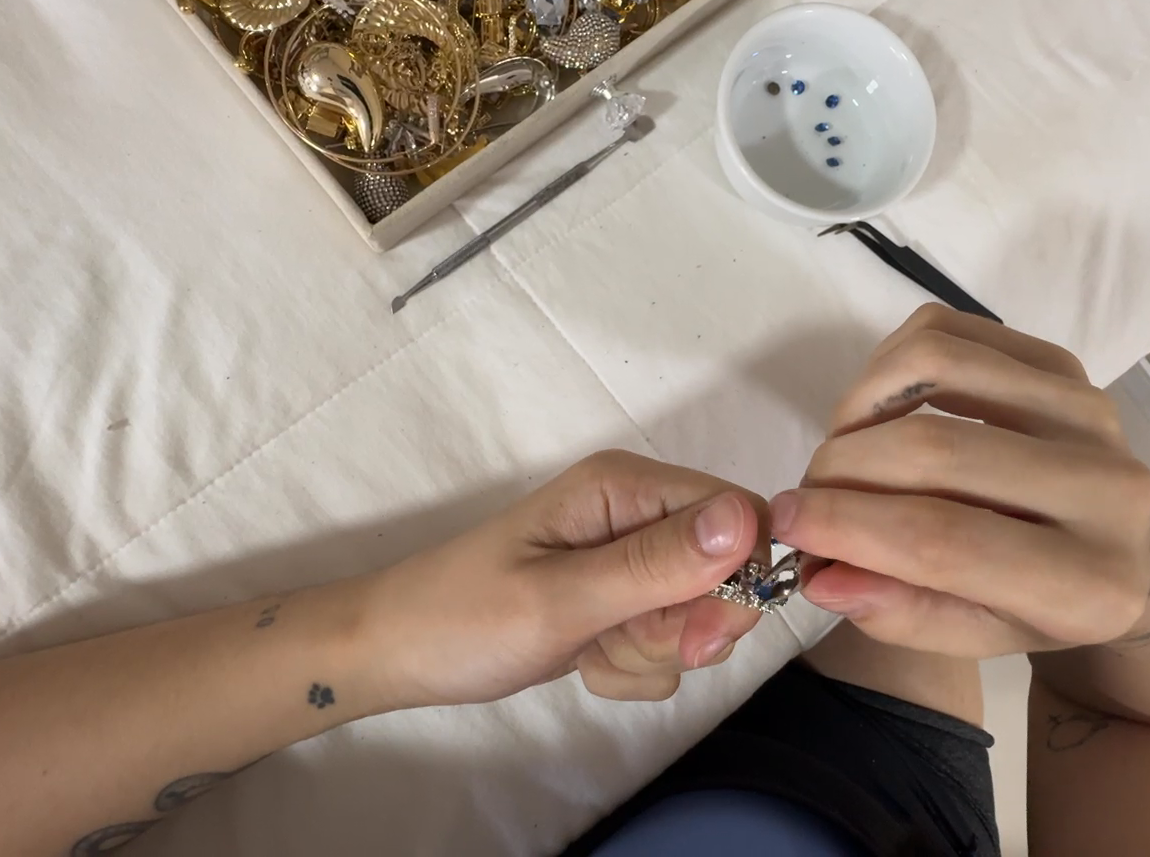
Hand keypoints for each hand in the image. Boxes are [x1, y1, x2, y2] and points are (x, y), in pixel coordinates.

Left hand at [355, 451, 770, 708]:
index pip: (736, 513)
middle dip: (683, 622)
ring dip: (652, 648)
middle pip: (723, 567)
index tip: (697, 635)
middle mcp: (636, 510)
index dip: (737, 576)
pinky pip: (666, 640)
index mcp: (625, 485)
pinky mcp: (620, 596)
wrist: (400, 651)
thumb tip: (749, 520)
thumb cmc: (466, 616)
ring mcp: (629, 555)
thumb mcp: (560, 597)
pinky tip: (586, 658)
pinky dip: (633, 663)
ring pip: (696, 611)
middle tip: (622, 642)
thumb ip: (656, 564)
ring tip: (589, 648)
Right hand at [772, 304, 1149, 659]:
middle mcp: (1107, 486)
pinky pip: (946, 331)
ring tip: (844, 444)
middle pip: (932, 448)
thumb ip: (899, 614)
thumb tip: (819, 574)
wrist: (1121, 549)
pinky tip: (880, 407)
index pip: (943, 540)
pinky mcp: (1062, 363)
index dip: (846, 524)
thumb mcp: (975, 636)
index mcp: (1091, 582)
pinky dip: (888, 362)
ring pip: (936, 365)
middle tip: (807, 489)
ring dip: (860, 403)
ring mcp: (1088, 409)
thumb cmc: (1041, 604)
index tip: (785, 521)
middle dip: (841, 467)